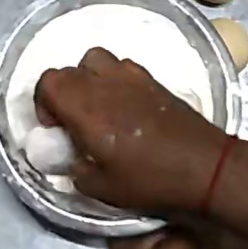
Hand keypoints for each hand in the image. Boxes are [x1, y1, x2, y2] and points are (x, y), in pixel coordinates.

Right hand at [36, 48, 231, 212]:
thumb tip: (73, 157)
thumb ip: (76, 168)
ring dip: (88, 78)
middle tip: (72, 121)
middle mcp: (106, 84)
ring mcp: (131, 77)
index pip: (49, 81)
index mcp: (87, 108)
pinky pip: (121, 67)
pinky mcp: (152, 79)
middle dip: (62, 92)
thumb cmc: (150, 179)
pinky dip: (114, 79)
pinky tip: (125, 107)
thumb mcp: (101, 188)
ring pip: (95, 60)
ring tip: (97, 107)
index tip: (54, 126)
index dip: (43, 102)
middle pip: (69, 70)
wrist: (204, 165)